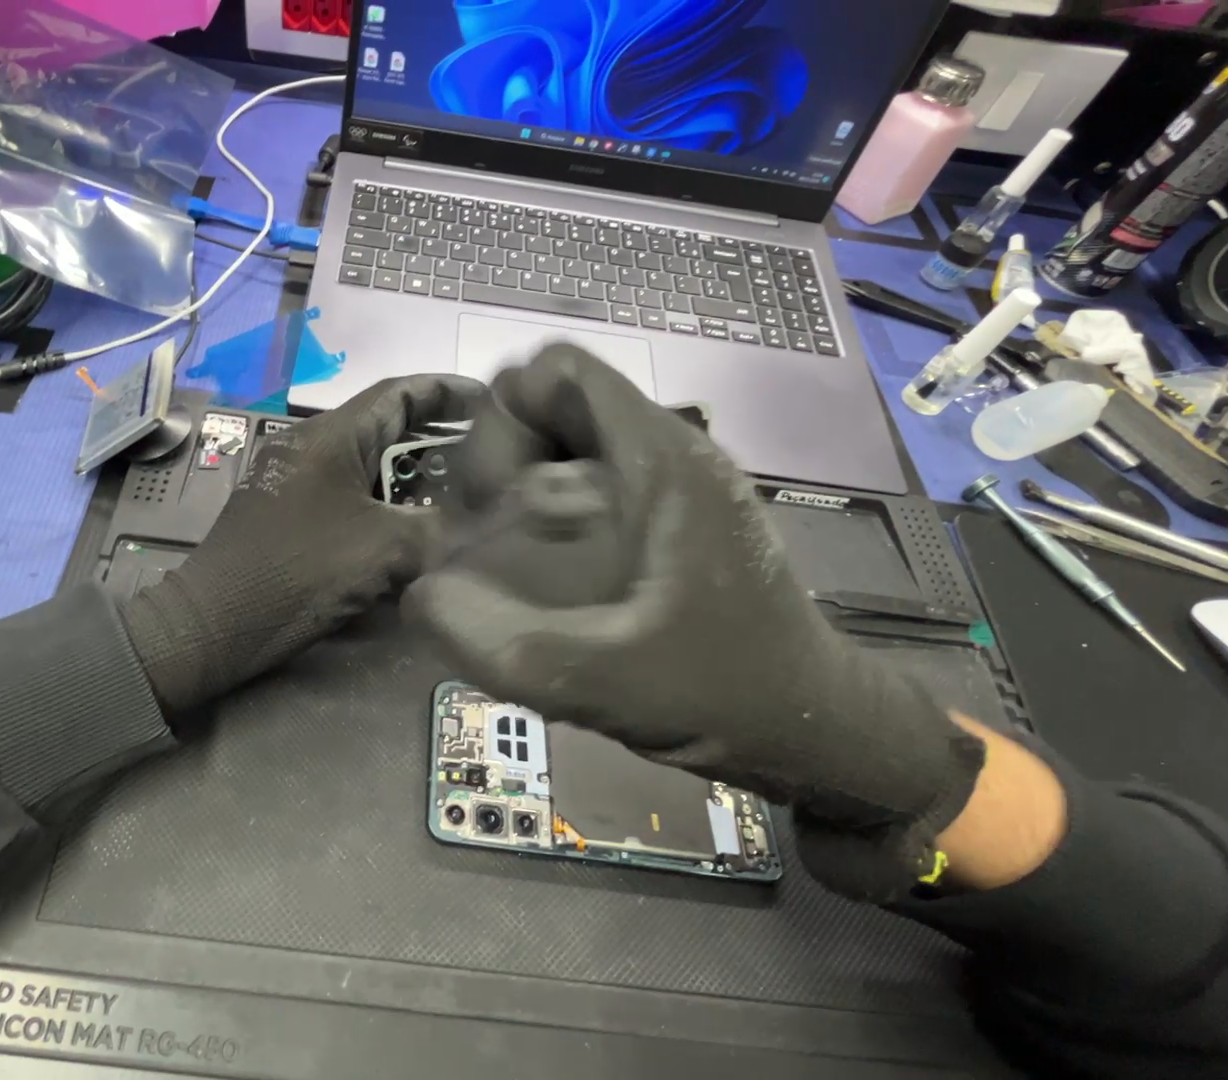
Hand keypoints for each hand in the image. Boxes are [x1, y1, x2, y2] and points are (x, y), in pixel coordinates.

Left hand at [121, 374, 482, 717]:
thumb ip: (440, 527)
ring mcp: (300, 482)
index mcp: (331, 436)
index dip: (449, 392)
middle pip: (387, 428)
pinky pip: (352, 497)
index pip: (399, 392)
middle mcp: (314, 448)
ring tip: (463, 495)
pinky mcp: (294, 517)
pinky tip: (418, 530)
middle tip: (488, 458)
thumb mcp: (383, 548)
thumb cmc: (299, 572)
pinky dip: (388, 507)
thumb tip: (488, 519)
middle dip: (439, 440)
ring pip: (371, 467)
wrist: (217, 622)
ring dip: (415, 479)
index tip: (493, 403)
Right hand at [404, 345, 984, 901]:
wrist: (807, 720)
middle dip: (501, 455)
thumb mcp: (594, 680)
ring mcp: (672, 483)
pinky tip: (545, 569)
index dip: (502, 417)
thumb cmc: (715, 691)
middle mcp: (664, 452)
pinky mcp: (673, 515)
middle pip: (552, 401)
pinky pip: (591, 479)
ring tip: (509, 552)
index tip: (488, 495)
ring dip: (522, 483)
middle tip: (489, 530)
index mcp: (656, 461)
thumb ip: (496, 642)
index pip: (557, 371)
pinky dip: (551, 507)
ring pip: (568, 440)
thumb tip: (420, 595)